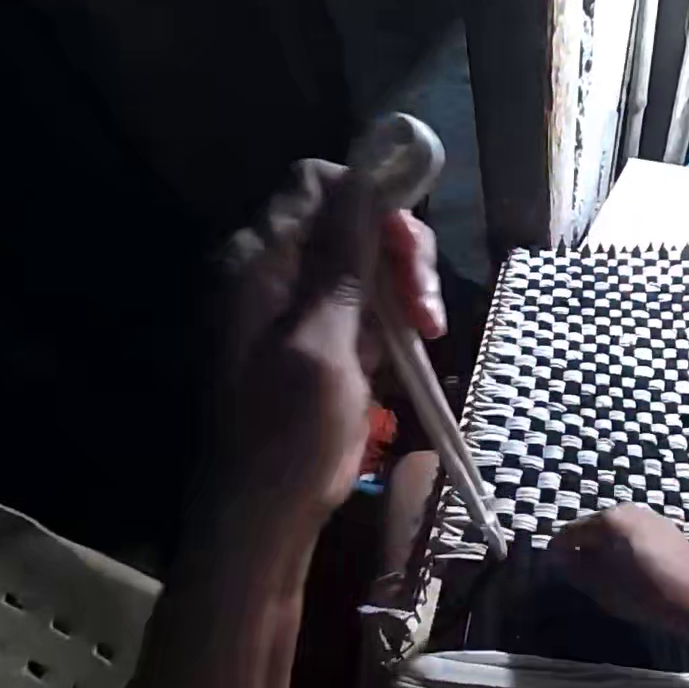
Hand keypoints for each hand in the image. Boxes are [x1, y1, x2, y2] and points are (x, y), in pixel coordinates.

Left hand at [207, 159, 444, 522]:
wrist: (268, 511)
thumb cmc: (290, 433)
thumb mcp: (322, 342)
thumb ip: (341, 259)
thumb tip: (363, 176)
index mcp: (260, 262)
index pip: (318, 186)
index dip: (370, 196)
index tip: (411, 242)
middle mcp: (276, 273)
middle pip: (352, 223)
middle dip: (400, 256)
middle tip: (428, 311)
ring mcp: (300, 307)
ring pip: (368, 266)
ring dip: (404, 293)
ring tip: (427, 334)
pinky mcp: (323, 338)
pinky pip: (367, 307)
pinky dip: (393, 324)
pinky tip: (407, 353)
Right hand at [549, 504, 688, 634]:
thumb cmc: (649, 594)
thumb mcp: (604, 587)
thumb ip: (577, 569)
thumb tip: (562, 559)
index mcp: (610, 519)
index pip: (571, 531)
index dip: (558, 549)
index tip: (550, 565)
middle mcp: (628, 509)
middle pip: (593, 526)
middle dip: (581, 545)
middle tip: (573, 570)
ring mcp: (649, 516)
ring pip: (614, 529)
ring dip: (602, 546)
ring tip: (598, 570)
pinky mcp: (665, 528)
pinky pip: (632, 533)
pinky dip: (622, 545)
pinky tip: (624, 567)